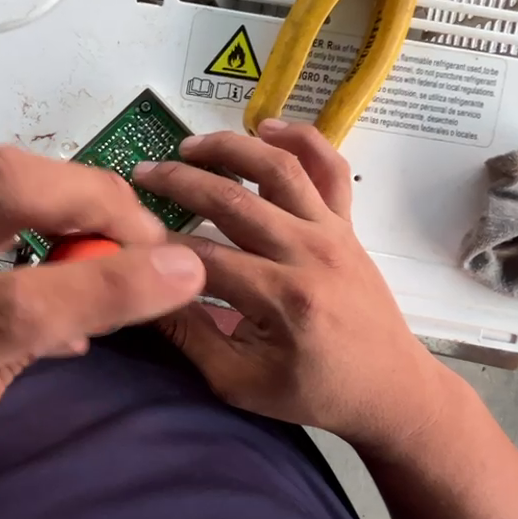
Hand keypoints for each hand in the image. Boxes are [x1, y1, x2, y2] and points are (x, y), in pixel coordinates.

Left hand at [0, 146, 206, 502]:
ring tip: (112, 234)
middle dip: (97, 195)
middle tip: (147, 238)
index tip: (181, 271)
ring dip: (70, 188)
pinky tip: (56, 232)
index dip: (109, 283)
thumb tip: (75, 325)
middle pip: (2, 185)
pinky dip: (34, 196)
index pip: (16, 305)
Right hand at [131, 119, 455, 455]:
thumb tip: (143, 293)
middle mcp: (309, 253)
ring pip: (278, 167)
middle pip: (231, 199)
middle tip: (141, 176)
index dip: (156, 245)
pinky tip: (267, 126)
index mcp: (282, 298)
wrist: (391, 390)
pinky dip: (302, 139)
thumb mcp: (238, 381)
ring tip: (189, 146)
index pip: (201, 257)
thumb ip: (190, 336)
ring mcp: (333, 232)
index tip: (126, 235)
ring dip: (230, 147)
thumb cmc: (312, 392)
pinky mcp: (347, 224)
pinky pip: (330, 168)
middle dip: (178, 182)